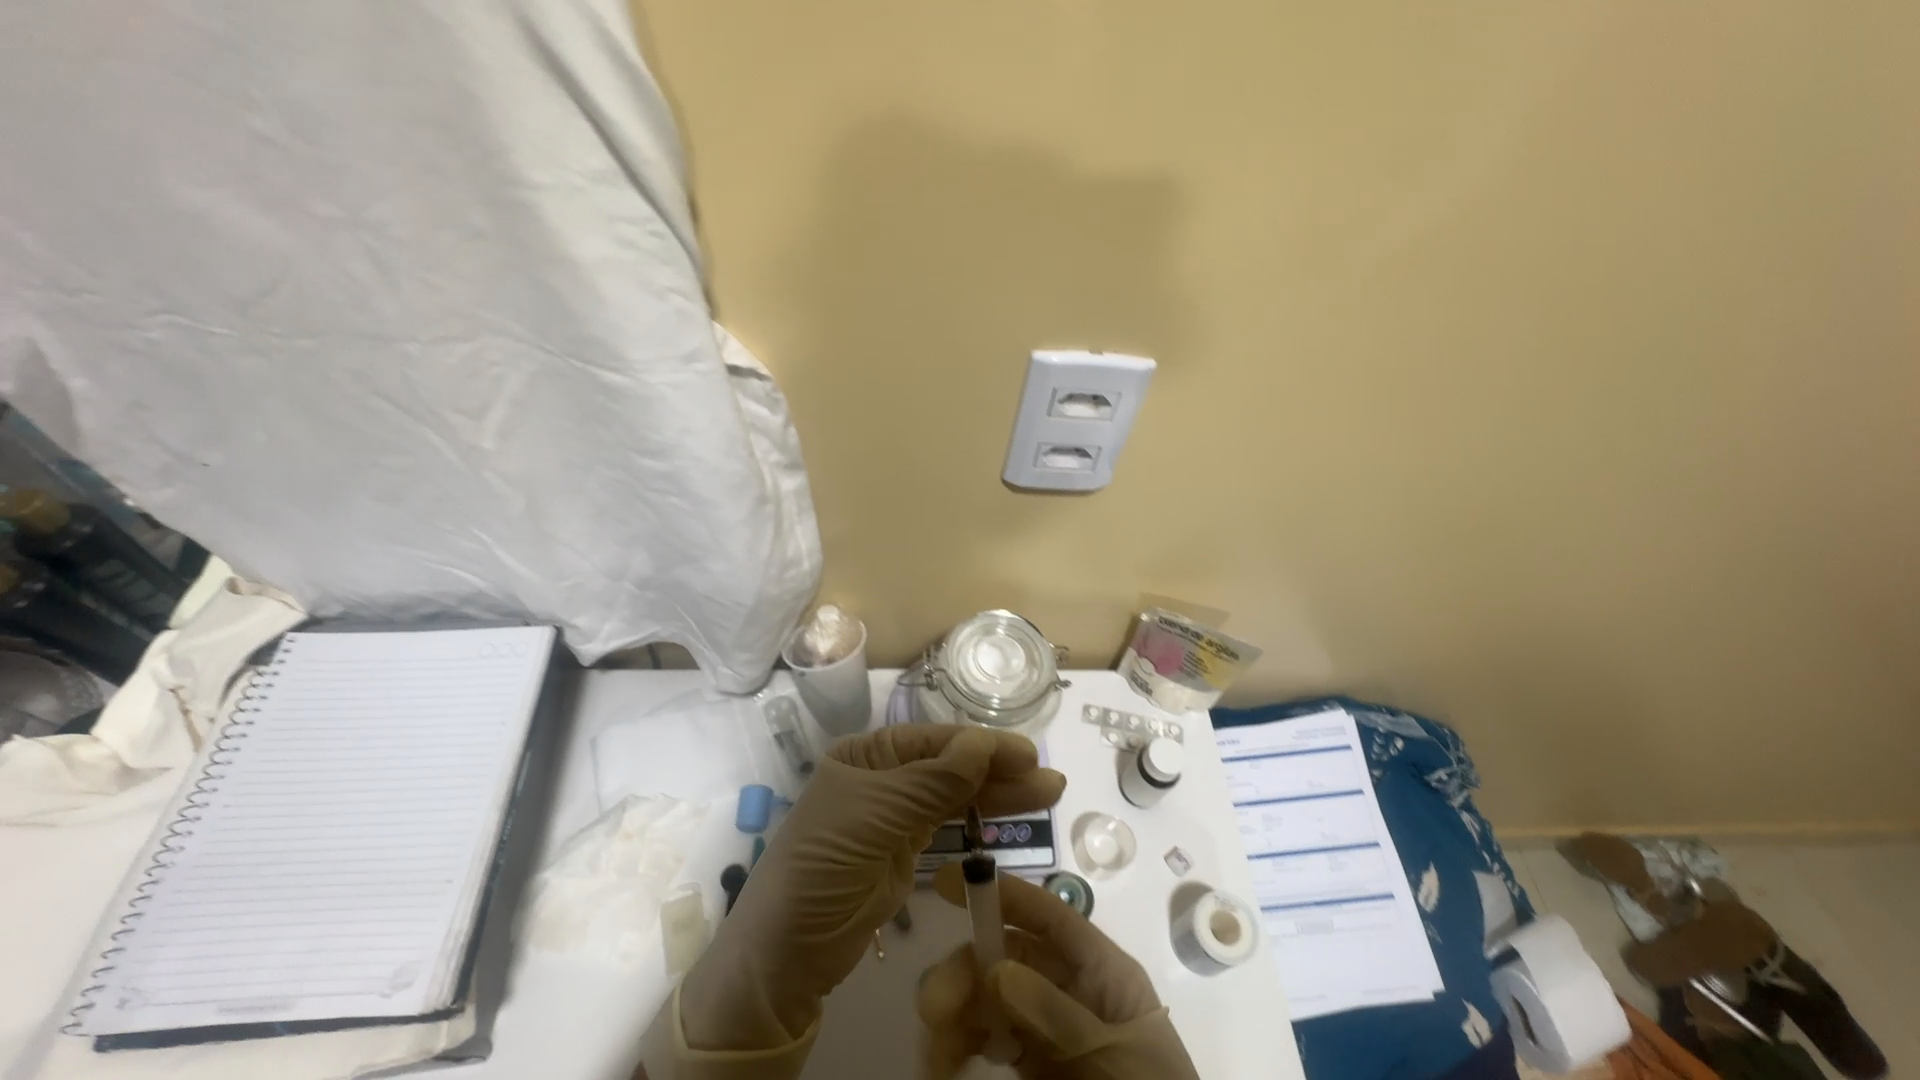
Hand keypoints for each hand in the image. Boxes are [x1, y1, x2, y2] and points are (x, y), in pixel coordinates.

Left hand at [678, 726, 1065, 1050]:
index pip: (933, 741)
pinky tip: (1010, 815)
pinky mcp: (904, 851)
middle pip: (949, 766)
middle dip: (998, 771)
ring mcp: (893, 816)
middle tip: (1049, 781)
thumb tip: (980, 744)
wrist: (787, 951)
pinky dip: (978, 818)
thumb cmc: (821, 868)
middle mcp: (881, 778)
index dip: (981, 746)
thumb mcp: (874, 818)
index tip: (1027, 755)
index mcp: (865, 756)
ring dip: (998, 795)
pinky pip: (948, 824)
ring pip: (954, 795)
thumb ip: (931, 782)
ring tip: (1049, 794)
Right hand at [917, 865, 1200, 1079]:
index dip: (1001, 894)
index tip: (946, 882)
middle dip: (966, 972)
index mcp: (1102, 969)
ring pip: (989, 998)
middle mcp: (1069, 987)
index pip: (1048, 917)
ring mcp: (1048, 1024)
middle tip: (933, 1008)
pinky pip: (988, 1039)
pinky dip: (961, 1045)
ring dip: (955, 1015)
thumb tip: (996, 968)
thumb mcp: (1111, 1051)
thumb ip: (1056, 1012)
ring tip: (935, 1053)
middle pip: (1007, 957)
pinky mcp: (1032, 1061)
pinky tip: (944, 1061)